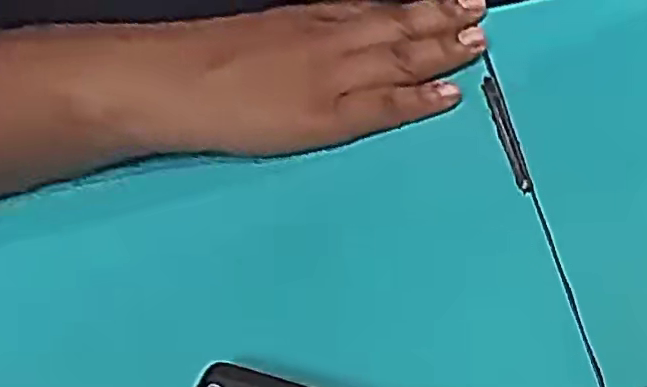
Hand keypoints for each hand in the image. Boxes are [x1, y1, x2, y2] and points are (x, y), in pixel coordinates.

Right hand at [56, 0, 488, 158]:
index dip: (419, 3)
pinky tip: (449, 93)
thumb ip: (310, 35)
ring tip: (478, 40)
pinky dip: (419, 98)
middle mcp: (329, 41)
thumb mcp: (269, 35)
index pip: (378, 7)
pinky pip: (385, 105)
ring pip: (398, 57)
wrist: (168, 81)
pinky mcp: (331, 115)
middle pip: (396, 25)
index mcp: (313, 20)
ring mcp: (333, 77)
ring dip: (442, 48)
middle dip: (441, 16)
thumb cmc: (212, 62)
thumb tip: (344, 40)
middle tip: (477, 6)